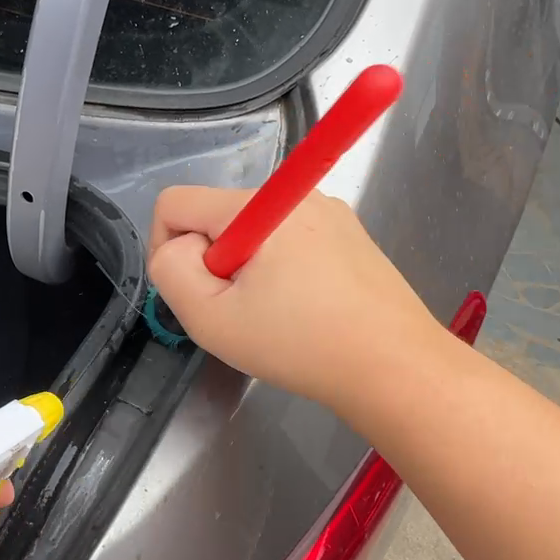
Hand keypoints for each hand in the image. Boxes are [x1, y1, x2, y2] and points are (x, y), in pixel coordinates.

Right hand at [147, 185, 445, 410]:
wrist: (393, 365)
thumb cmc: (298, 344)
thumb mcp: (209, 317)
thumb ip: (170, 272)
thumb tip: (177, 250)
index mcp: (256, 206)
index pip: (175, 202)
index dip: (166, 248)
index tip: (195, 292)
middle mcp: (293, 194)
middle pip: (215, 217)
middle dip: (212, 262)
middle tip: (239, 311)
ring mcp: (327, 212)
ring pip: (250, 232)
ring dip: (245, 270)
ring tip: (273, 315)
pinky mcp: (348, 234)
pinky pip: (286, 242)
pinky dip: (278, 272)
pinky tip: (302, 310)